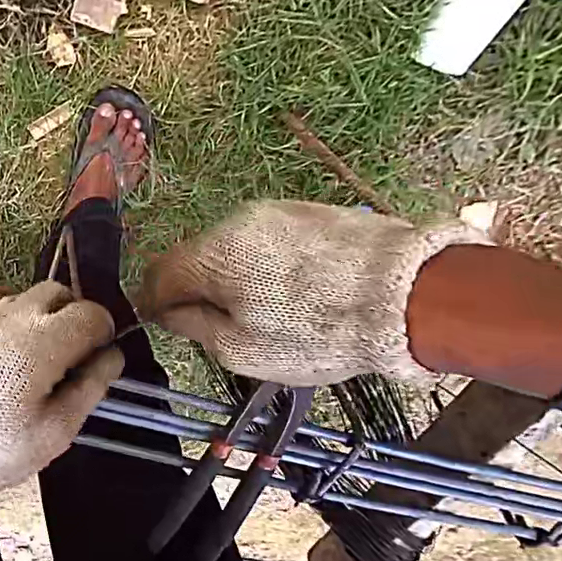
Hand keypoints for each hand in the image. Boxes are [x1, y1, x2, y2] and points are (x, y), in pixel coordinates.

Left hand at [0, 281, 123, 523]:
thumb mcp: (58, 430)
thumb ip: (92, 385)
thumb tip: (111, 355)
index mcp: (39, 344)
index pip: (90, 313)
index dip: (102, 332)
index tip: (98, 353)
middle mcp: (8, 317)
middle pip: (56, 292)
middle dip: (71, 315)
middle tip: (70, 350)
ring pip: (22, 293)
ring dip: (37, 312)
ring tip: (33, 348)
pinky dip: (5, 313)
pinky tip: (1, 344)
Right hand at [137, 200, 481, 385]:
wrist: (408, 295)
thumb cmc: (314, 333)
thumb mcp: (241, 350)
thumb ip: (193, 326)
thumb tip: (170, 311)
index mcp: (213, 254)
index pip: (158, 272)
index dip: (153, 301)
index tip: (165, 323)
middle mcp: (236, 221)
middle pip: (194, 256)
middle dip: (196, 288)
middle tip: (218, 324)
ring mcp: (275, 211)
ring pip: (231, 247)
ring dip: (231, 276)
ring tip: (263, 309)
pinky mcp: (309, 210)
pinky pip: (265, 239)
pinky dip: (262, 264)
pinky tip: (292, 290)